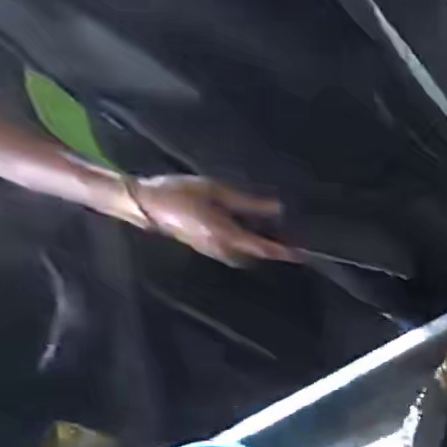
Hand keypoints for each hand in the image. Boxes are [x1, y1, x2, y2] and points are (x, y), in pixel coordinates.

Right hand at [129, 176, 303, 266]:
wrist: (142, 204)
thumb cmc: (177, 193)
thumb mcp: (216, 192)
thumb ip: (248, 203)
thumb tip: (279, 209)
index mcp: (227, 235)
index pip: (264, 248)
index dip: (285, 252)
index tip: (304, 255)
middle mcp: (224, 250)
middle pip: (258, 254)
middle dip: (274, 247)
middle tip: (290, 235)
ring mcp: (215, 252)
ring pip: (247, 253)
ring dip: (259, 245)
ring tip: (272, 230)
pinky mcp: (208, 250)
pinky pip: (235, 250)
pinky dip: (246, 243)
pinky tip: (248, 228)